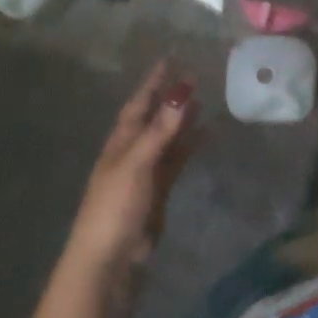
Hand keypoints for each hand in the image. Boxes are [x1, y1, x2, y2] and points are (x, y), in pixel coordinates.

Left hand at [69, 60, 198, 262]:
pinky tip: (207, 137)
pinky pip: (177, 160)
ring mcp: (146, 173)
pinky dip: (190, 146)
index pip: (139, 103)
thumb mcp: (138, 163)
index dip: (153, 82)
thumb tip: (182, 92)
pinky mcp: (159, 192)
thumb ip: (161, 130)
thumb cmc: (116, 206)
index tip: (170, 59)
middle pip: (153, 118)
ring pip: (168, 138)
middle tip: (194, 76)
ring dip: (183, 121)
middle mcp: (131, 152)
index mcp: (120, 142)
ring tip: (205, 101)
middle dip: (170, 98)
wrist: (110, 258)